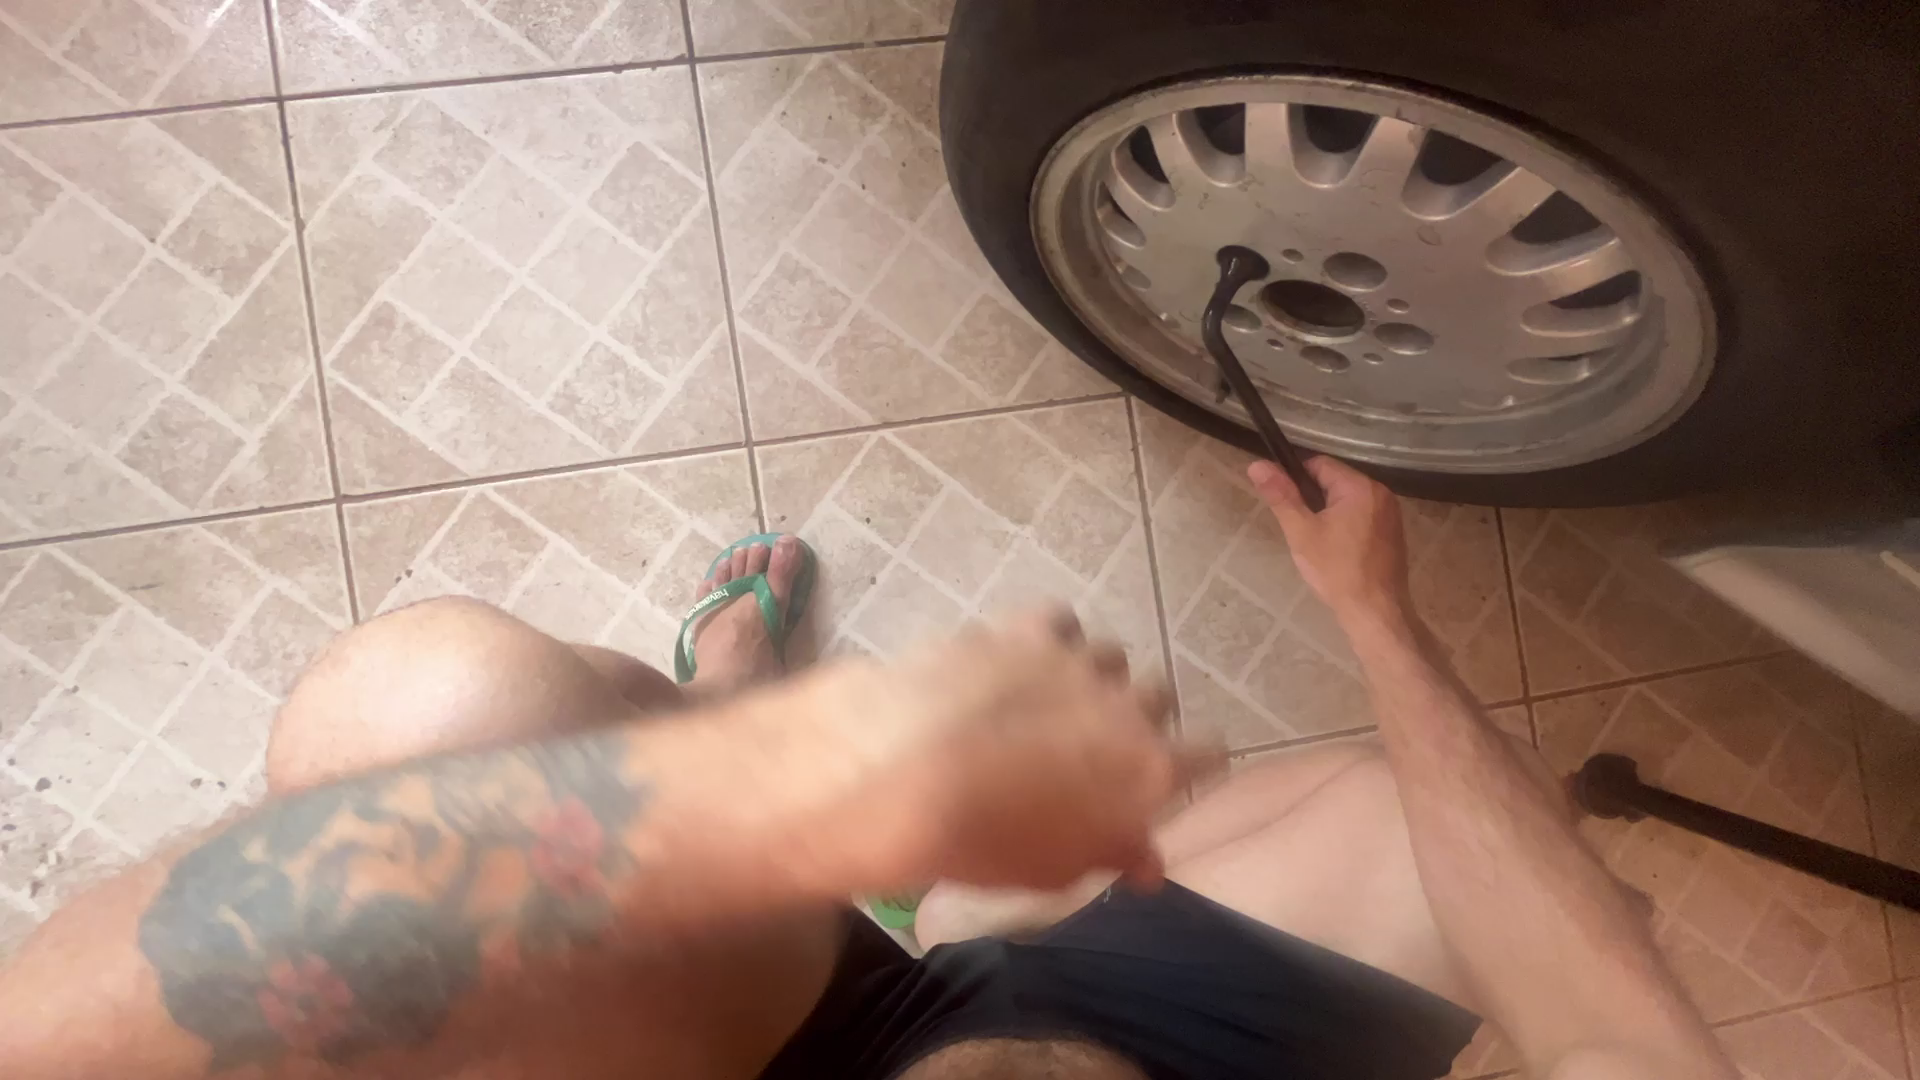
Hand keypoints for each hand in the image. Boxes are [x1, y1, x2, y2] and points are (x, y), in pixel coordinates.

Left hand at [798, 610, 1210, 893]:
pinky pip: (1059, 620)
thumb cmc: (987, 839)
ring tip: (1056, 695)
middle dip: (1140, 713)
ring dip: (1093, 675)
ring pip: (1111, 654)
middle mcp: (1125, 705)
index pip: (1207, 753)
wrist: (909, 771)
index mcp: (1147, 768)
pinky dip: (1050, 635)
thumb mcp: (1058, 867)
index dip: (1195, 761)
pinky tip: (1025, 653)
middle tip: (1100, 739)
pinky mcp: (1025, 628)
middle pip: (1160, 693)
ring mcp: (1074, 660)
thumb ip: (1114, 853)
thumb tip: (1149, 864)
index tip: (1173, 770)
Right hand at [1248, 456, 1412, 629]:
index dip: (1294, 479)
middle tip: (1298, 527)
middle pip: (1334, 481)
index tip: (1284, 503)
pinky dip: (1344, 524)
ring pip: (1347, 500)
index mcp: (1360, 487)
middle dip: (1312, 498)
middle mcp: (1381, 493)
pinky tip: (1335, 548)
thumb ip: (1280, 495)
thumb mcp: (1300, 531)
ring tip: (1314, 540)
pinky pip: (1361, 515)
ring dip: (1327, 512)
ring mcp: (1391, 513)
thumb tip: (1257, 464)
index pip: (1318, 464)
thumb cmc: (1335, 569)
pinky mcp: (1393, 532)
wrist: (1374, 610)